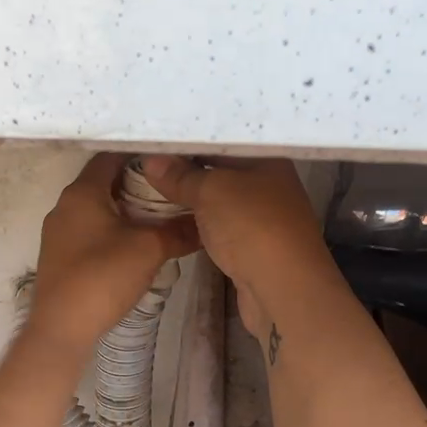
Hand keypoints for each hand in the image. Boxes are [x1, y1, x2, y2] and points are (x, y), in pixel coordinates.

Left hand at [25, 153, 197, 348]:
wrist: (61, 329)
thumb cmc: (102, 278)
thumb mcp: (149, 250)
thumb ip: (178, 231)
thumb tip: (204, 223)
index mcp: (81, 192)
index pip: (111, 156)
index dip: (141, 155)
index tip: (169, 163)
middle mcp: (63, 207)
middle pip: (103, 184)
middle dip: (135, 186)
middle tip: (168, 193)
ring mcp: (56, 235)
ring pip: (95, 211)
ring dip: (122, 212)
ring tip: (155, 221)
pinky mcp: (57, 259)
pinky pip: (87, 235)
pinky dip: (109, 234)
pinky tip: (130, 248)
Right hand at [139, 156, 342, 337]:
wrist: (281, 285)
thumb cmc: (250, 226)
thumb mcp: (211, 192)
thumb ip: (181, 177)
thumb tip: (150, 161)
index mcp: (264, 158)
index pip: (219, 141)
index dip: (185, 143)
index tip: (152, 147)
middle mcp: (267, 182)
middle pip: (218, 171)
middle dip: (184, 173)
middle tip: (144, 171)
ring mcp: (261, 216)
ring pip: (218, 201)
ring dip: (189, 200)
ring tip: (152, 195)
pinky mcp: (252, 245)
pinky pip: (219, 226)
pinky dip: (199, 224)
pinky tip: (175, 224)